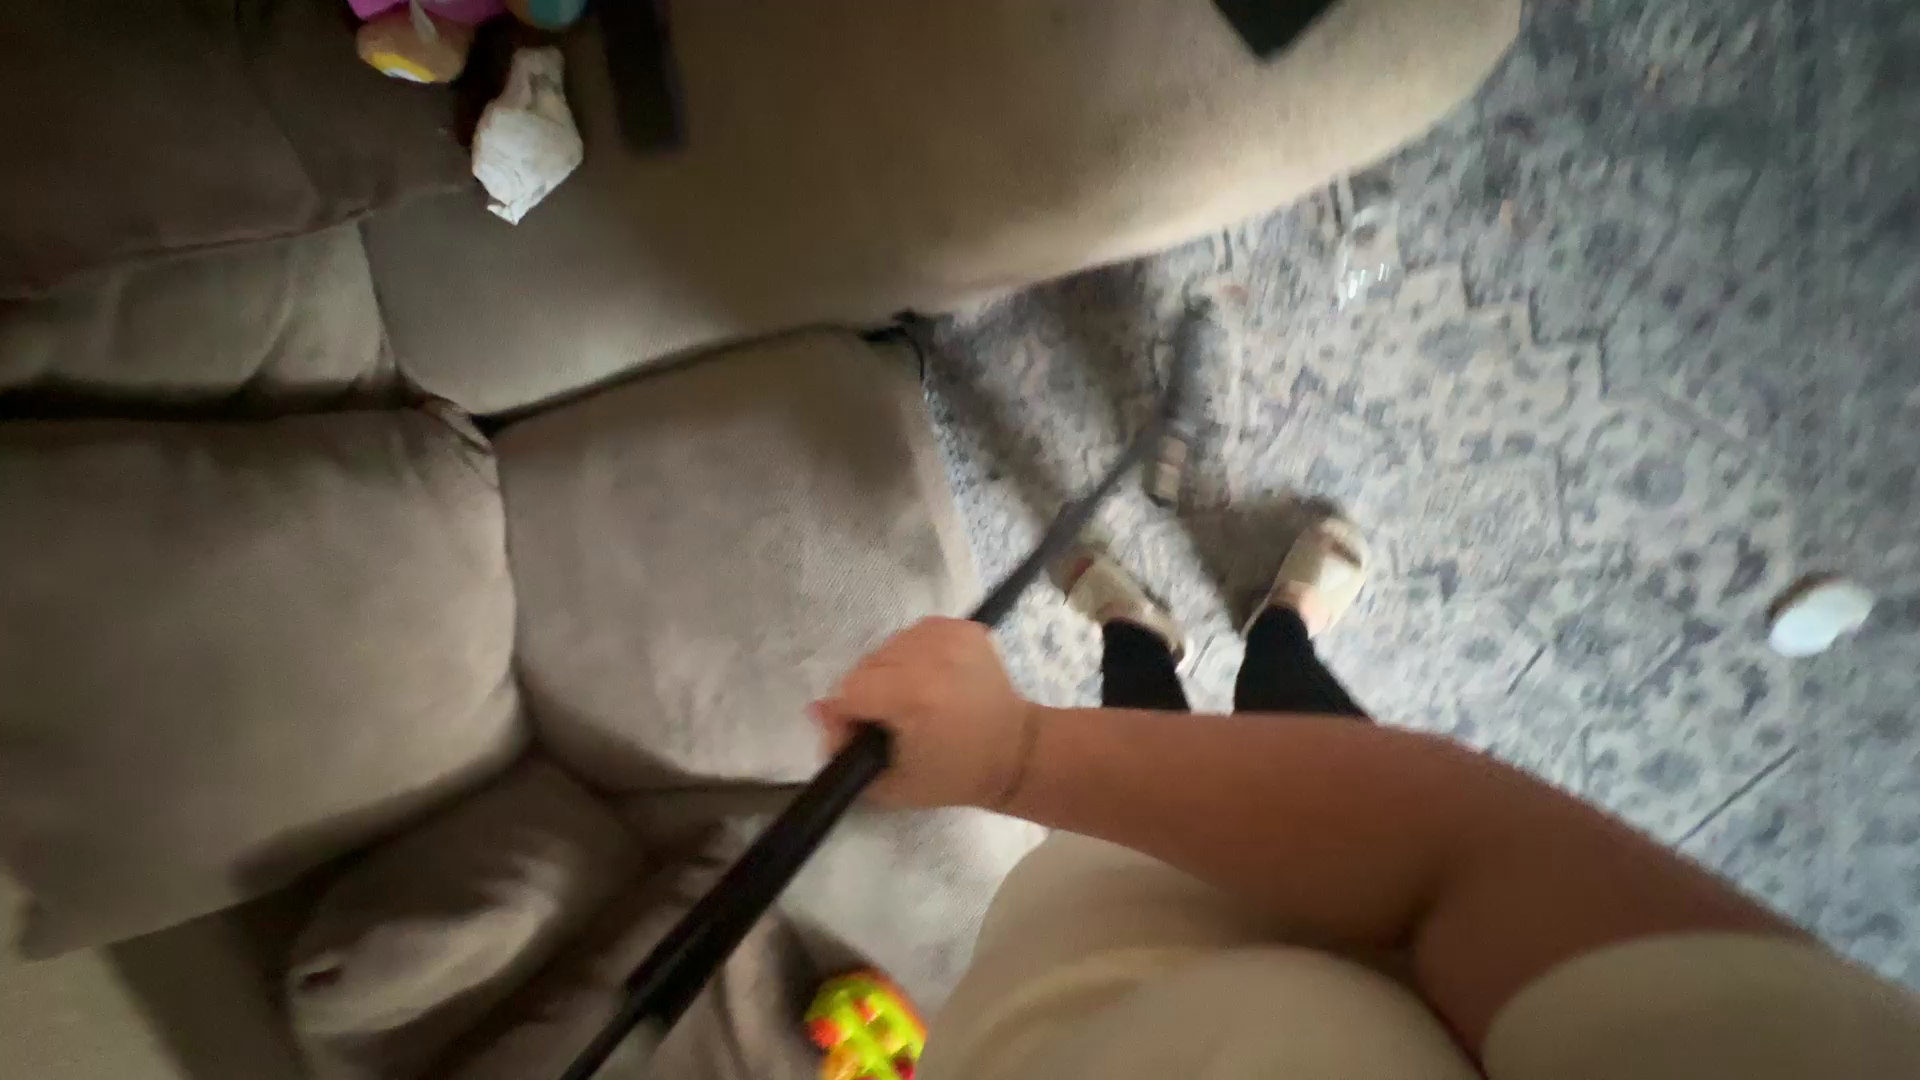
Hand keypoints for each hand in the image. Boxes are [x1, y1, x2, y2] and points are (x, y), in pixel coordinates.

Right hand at [810, 617, 1034, 808]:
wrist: (1015, 751)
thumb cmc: (953, 774)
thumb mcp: (890, 781)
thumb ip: (843, 749)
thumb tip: (816, 710)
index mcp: (913, 694)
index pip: (848, 691)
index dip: (847, 716)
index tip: (864, 733)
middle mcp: (930, 656)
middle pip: (865, 666)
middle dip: (868, 693)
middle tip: (891, 720)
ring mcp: (949, 635)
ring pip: (887, 647)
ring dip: (889, 672)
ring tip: (913, 699)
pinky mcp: (962, 626)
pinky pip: (912, 634)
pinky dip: (912, 655)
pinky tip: (930, 679)